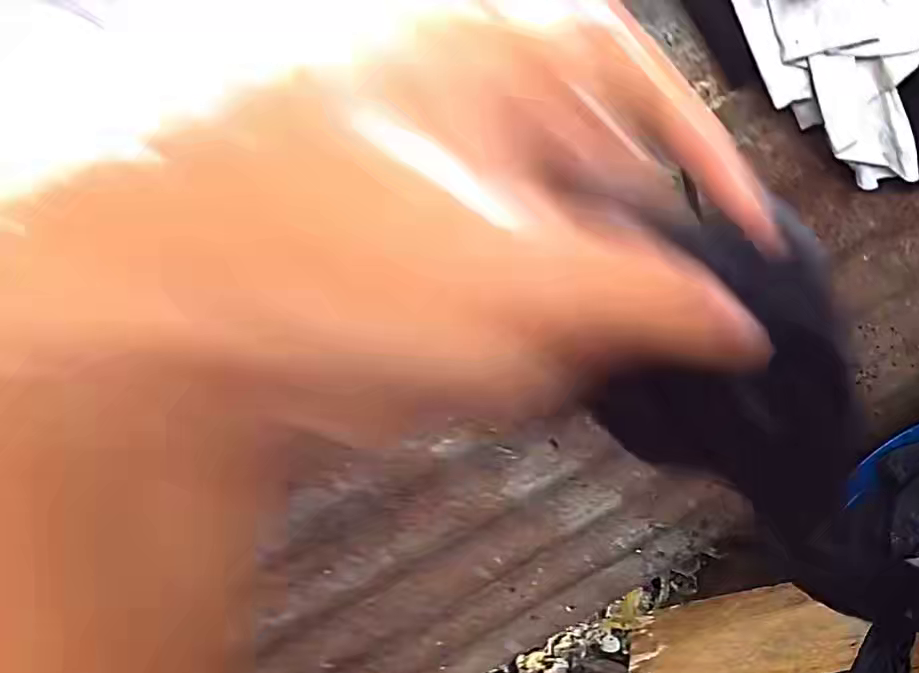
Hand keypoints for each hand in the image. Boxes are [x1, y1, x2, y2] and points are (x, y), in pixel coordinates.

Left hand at [0, 0, 776, 440]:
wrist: (160, 343)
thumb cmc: (305, 270)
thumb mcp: (535, 285)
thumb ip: (663, 306)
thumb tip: (741, 328)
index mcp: (477, 64)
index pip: (634, 69)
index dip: (711, 150)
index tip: (748, 225)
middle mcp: (456, 106)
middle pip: (611, 164)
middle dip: (655, 243)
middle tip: (677, 302)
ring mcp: (437, 180)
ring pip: (570, 229)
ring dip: (603, 290)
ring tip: (590, 339)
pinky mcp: (424, 247)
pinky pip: (530, 274)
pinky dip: (559, 316)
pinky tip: (544, 352)